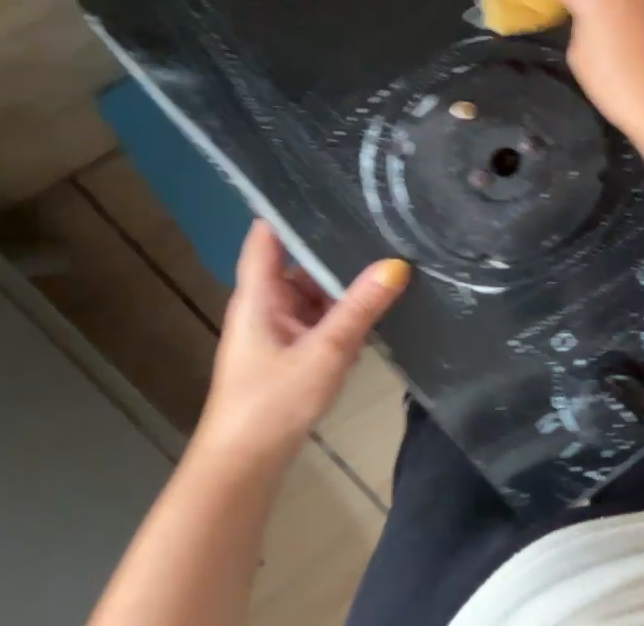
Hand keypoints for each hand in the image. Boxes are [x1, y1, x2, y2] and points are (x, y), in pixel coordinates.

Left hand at [193, 221, 409, 467]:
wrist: (245, 464)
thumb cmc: (272, 402)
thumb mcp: (326, 351)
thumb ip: (361, 307)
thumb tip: (398, 263)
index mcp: (259, 298)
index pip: (267, 239)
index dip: (287, 209)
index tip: (322, 179)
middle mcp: (268, 306)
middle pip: (303, 262)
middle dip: (338, 243)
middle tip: (383, 214)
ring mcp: (283, 329)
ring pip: (319, 290)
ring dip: (349, 280)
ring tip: (395, 249)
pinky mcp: (298, 350)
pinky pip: (327, 315)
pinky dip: (351, 308)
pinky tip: (385, 301)